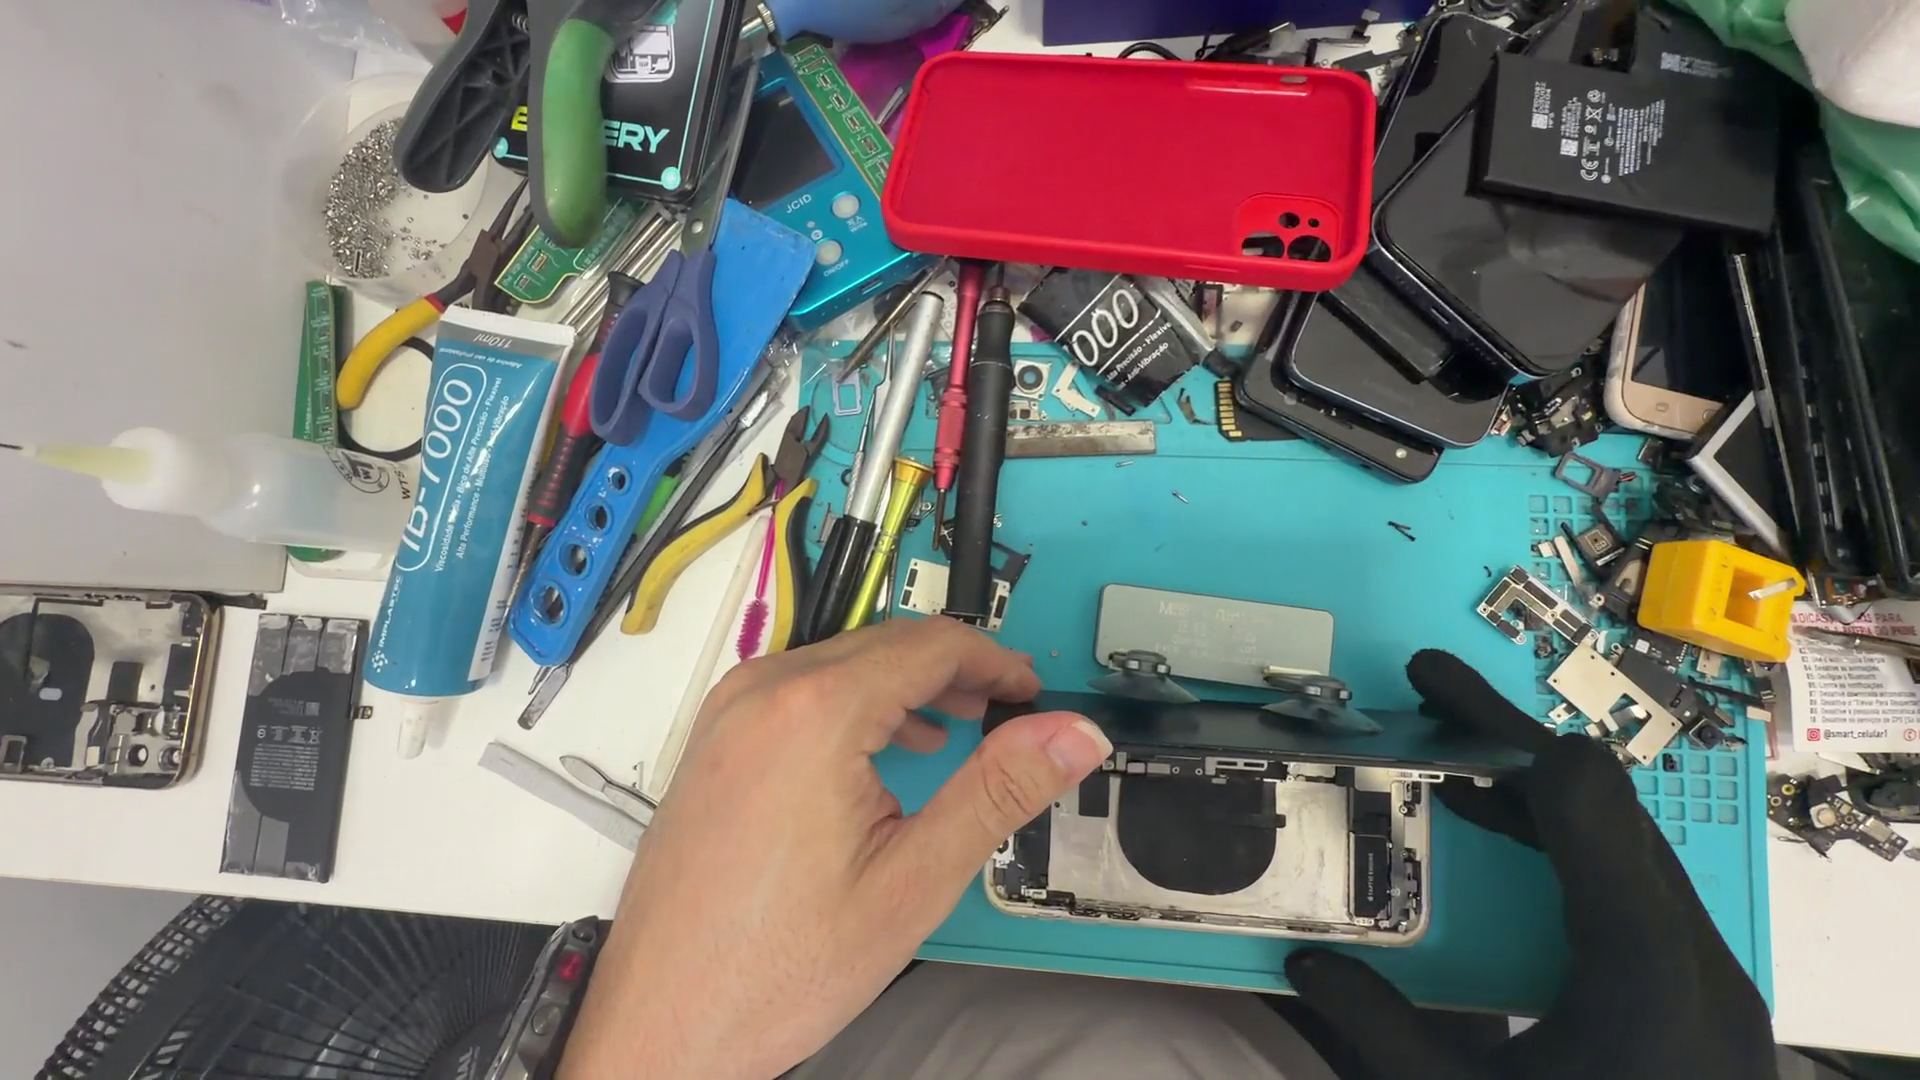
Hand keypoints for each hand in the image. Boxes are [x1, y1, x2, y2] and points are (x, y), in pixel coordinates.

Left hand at [558, 616, 1112, 1079]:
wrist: (658, 1028)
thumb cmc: (778, 966)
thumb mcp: (912, 881)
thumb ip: (1000, 792)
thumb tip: (1074, 735)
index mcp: (814, 709)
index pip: (930, 645)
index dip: (995, 660)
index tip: (1032, 691)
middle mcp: (765, 688)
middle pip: (887, 643)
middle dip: (957, 669)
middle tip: (1008, 708)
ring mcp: (732, 709)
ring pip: (845, 660)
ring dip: (909, 683)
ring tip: (959, 724)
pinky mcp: (719, 736)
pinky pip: (805, 688)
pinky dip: (860, 701)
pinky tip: (887, 747)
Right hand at [1284, 650, 1775, 1079]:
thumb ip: (1380, 1031)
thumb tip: (1303, 963)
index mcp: (1643, 971)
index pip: (1586, 807)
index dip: (1508, 733)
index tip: (1434, 686)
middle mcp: (1687, 950)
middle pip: (1603, 799)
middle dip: (1505, 734)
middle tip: (1424, 692)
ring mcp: (1698, 961)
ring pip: (1616, 826)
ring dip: (1526, 775)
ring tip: (1445, 751)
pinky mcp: (1687, 973)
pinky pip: (1619, 863)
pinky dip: (1549, 822)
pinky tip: (1493, 823)